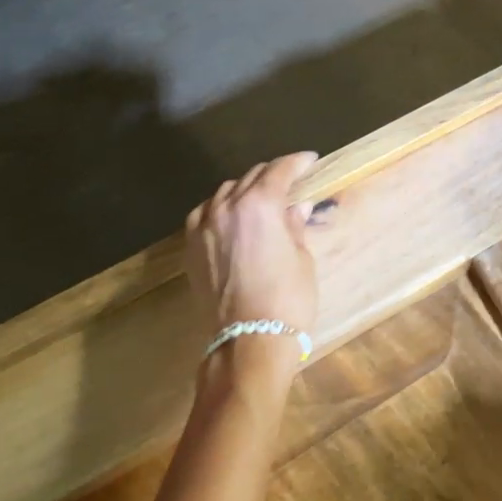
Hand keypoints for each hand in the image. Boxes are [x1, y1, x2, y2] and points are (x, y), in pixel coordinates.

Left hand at [187, 152, 320, 382]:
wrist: (249, 340)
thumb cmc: (288, 299)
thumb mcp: (302, 259)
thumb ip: (295, 227)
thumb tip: (296, 207)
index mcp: (260, 205)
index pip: (279, 170)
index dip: (297, 162)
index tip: (310, 160)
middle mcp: (227, 207)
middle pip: (250, 177)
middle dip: (272, 175)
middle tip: (290, 179)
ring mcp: (204, 227)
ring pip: (224, 193)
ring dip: (245, 190)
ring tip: (260, 198)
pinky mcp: (191, 248)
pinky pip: (204, 214)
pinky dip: (220, 209)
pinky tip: (230, 217)